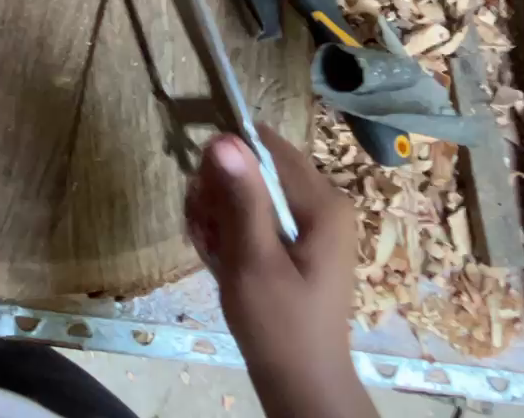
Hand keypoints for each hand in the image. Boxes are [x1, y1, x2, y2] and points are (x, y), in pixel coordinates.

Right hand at [185, 130, 375, 417]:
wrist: (299, 384)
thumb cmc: (279, 325)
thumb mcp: (254, 259)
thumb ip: (242, 197)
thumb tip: (223, 139)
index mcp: (321, 201)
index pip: (263, 145)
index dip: (225, 159)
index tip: (202, 192)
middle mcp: (318, 200)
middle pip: (251, 164)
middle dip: (216, 190)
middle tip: (203, 228)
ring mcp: (306, 219)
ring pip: (243, 187)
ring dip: (214, 211)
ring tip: (208, 246)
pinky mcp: (292, 236)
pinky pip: (247, 210)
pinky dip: (224, 227)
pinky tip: (215, 254)